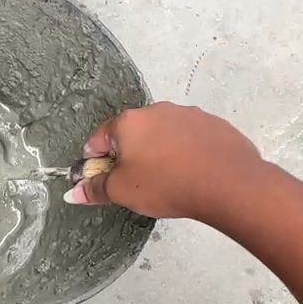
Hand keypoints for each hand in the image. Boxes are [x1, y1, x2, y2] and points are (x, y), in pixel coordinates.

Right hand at [65, 103, 264, 220]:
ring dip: (157, 152)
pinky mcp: (214, 124)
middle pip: (130, 134)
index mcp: (128, 122)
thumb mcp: (122, 192)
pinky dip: (184, 152)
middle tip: (137, 183)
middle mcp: (156, 110)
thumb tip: (73, 193)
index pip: (97, 140)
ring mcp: (187, 114)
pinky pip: (189, 138)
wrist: (229, 184)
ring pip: (161, 134)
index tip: (104, 181)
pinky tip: (191, 173)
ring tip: (168, 180)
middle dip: (128, 156)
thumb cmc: (166, 184)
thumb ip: (94, 189)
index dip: (95, 163)